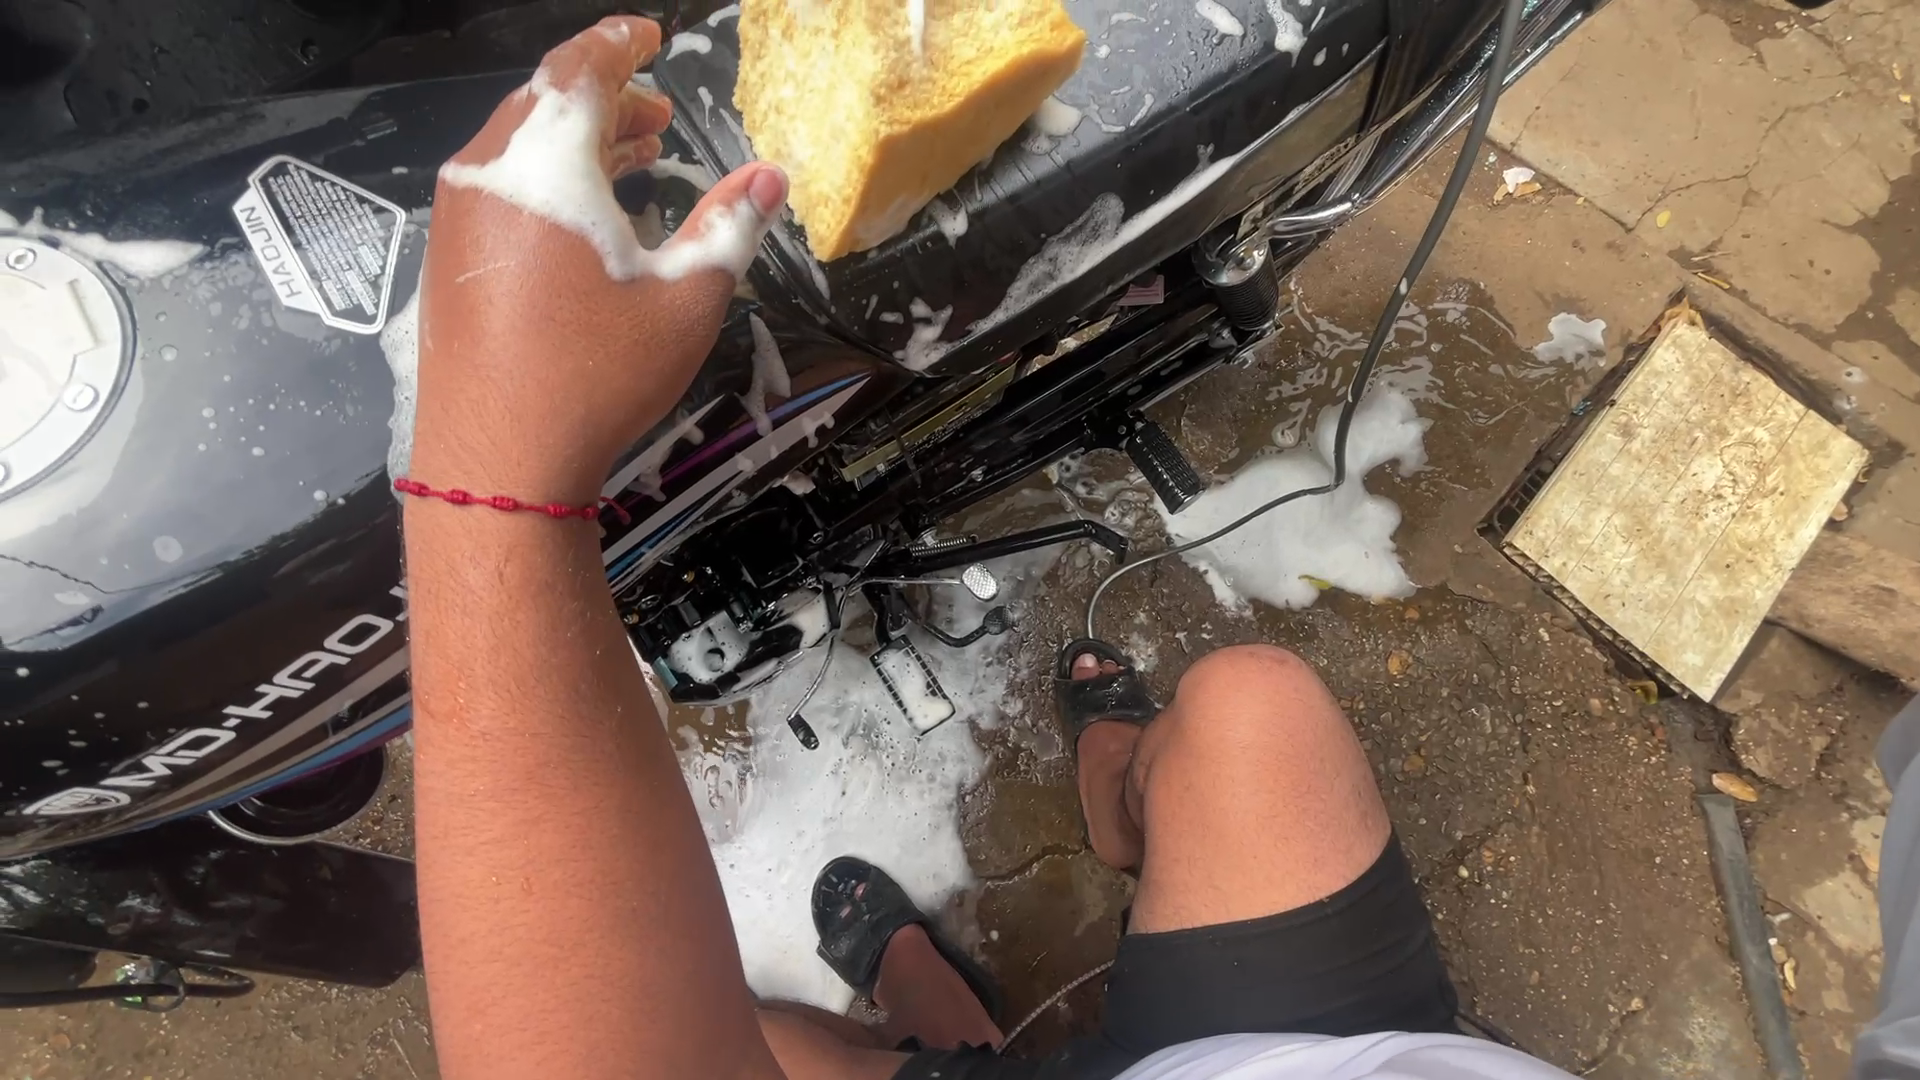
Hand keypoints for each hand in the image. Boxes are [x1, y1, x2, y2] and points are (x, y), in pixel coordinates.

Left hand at [408, 16, 787, 505]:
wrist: (501, 458)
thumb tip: (770, 175)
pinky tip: (587, 221)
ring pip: (522, 147)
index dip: (620, 44)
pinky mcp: (451, 257)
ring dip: (582, 144)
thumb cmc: (602, 374)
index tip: (650, 32)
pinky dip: (550, 181)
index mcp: (547, 168)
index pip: (581, 71)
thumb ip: (728, 228)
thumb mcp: (685, 303)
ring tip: (636, 159)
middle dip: (609, 101)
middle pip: (547, 104)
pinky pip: (503, 188)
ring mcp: (459, 216)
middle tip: (659, 117)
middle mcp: (488, 172)